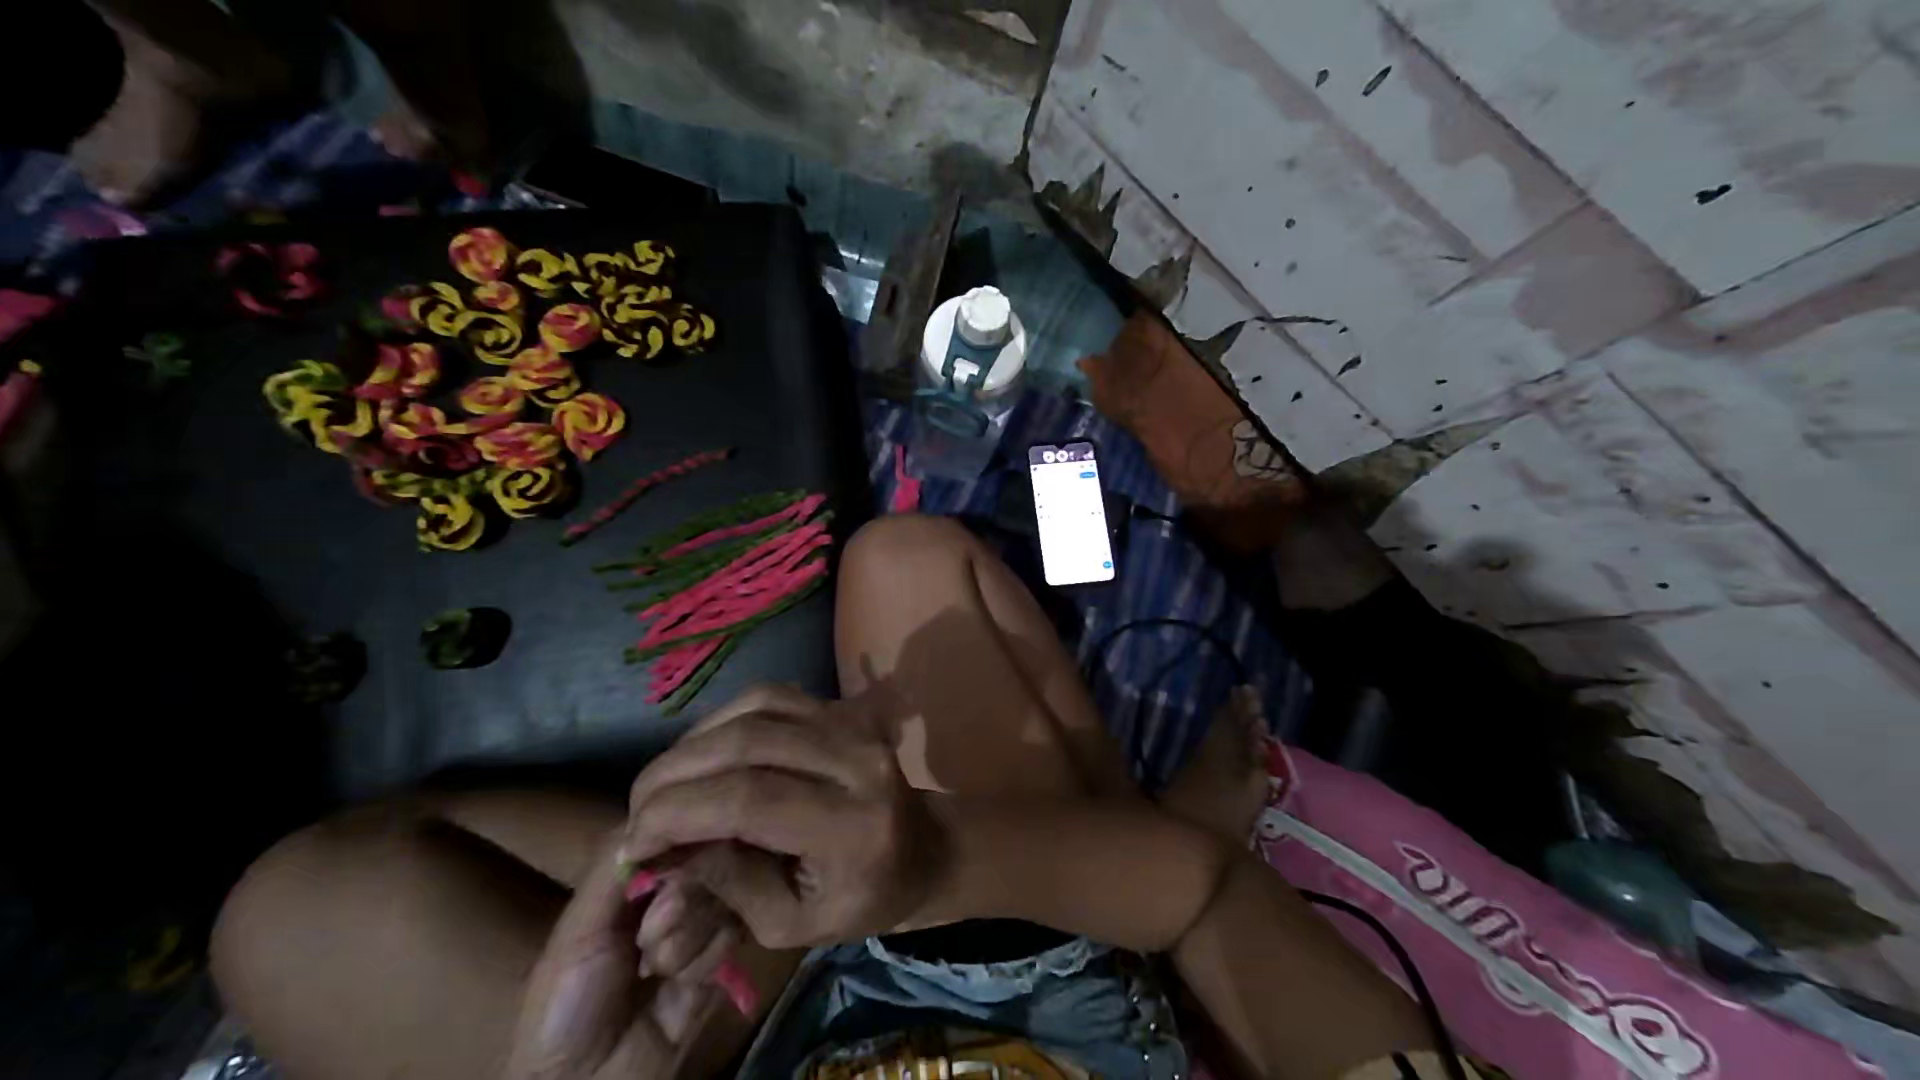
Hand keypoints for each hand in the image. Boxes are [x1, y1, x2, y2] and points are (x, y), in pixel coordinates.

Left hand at [502, 830, 729, 1079]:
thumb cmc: (567, 1001)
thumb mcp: (580, 924)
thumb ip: (615, 861)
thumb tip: (665, 803)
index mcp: (640, 869)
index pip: (683, 827)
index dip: (682, 846)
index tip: (660, 882)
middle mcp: (679, 882)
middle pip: (712, 857)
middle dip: (682, 902)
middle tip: (648, 941)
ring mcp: (707, 914)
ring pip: (729, 892)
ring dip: (691, 937)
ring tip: (658, 971)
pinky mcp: (729, 948)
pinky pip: (737, 929)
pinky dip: (706, 957)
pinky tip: (681, 983)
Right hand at [621, 684, 946, 948]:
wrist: (927, 849)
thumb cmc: (862, 898)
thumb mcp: (792, 925)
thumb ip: (728, 886)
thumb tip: (659, 853)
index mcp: (853, 826)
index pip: (749, 800)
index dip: (678, 813)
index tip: (633, 842)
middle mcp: (857, 762)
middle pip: (747, 743)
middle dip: (674, 774)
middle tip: (637, 810)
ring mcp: (853, 726)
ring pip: (755, 709)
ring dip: (694, 742)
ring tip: (663, 782)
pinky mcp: (843, 709)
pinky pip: (771, 696)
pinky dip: (724, 718)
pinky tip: (702, 751)